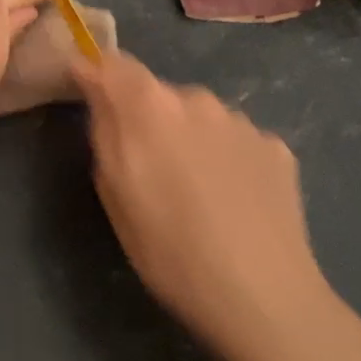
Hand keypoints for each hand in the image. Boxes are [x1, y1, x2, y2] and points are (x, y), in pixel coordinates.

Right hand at [74, 55, 360, 360]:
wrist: (263, 298)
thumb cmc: (168, 247)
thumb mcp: (112, 191)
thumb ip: (103, 130)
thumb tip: (97, 94)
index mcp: (148, 105)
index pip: (111, 63)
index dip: (93, 74)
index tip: (82, 93)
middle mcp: (196, 99)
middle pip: (156, 92)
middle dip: (143, 115)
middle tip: (142, 163)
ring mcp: (242, 122)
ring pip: (198, 116)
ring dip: (186, 135)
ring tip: (190, 186)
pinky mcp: (277, 149)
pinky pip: (234, 140)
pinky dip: (224, 156)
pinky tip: (229, 199)